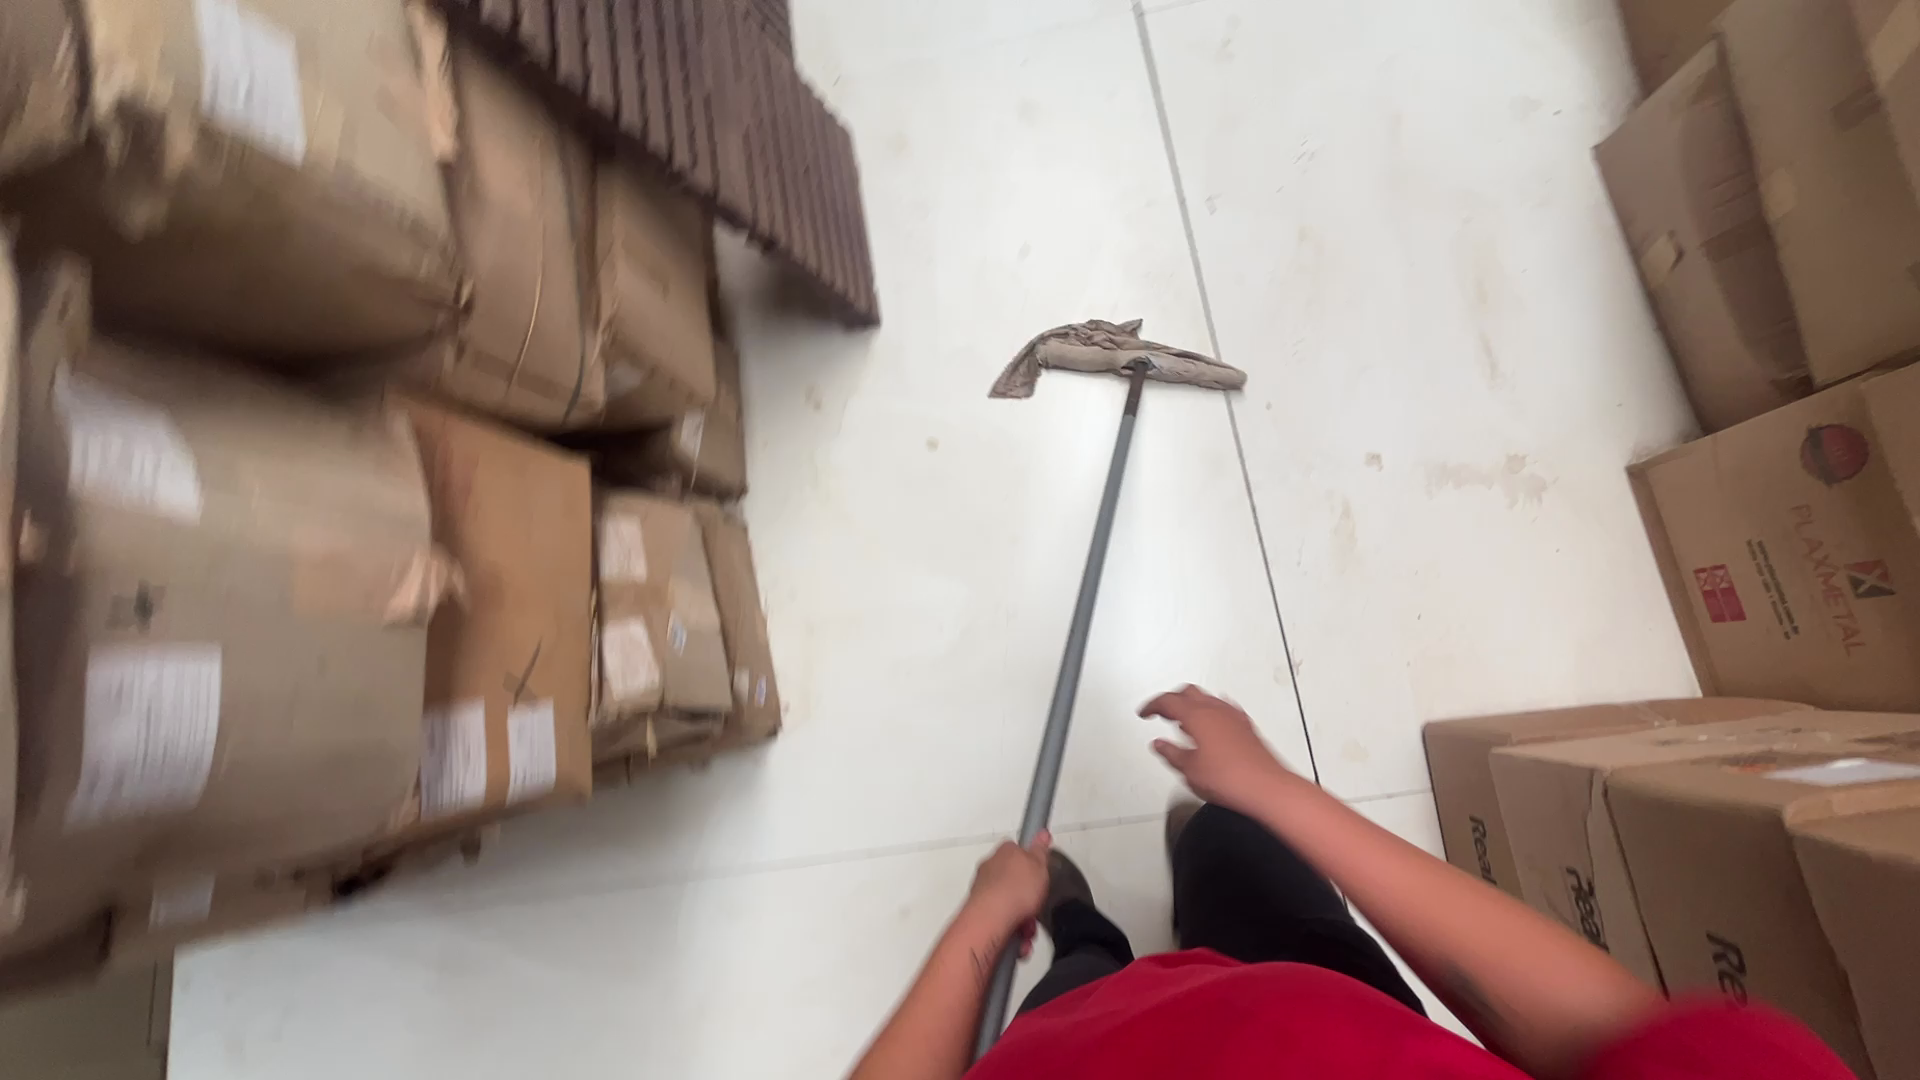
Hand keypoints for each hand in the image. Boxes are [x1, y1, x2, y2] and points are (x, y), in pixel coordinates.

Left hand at [960, 832, 1050, 956]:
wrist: (991, 920)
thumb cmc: (1016, 889)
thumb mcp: (1039, 865)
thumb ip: (1040, 850)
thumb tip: (1041, 833)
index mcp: (1003, 853)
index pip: (1016, 850)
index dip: (1030, 863)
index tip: (1039, 875)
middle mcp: (989, 870)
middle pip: (1014, 882)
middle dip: (1028, 899)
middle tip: (1035, 907)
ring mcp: (983, 892)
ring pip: (1009, 905)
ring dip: (1023, 920)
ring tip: (1027, 929)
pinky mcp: (980, 914)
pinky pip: (1002, 923)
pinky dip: (1012, 934)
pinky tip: (1019, 941)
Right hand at [1140, 685, 1296, 810]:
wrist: (1268, 789)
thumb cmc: (1232, 779)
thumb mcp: (1189, 770)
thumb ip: (1171, 753)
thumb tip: (1159, 745)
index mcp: (1197, 715)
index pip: (1167, 701)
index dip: (1152, 706)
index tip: (1145, 713)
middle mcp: (1215, 710)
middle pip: (1187, 692)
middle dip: (1171, 699)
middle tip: (1161, 711)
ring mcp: (1233, 716)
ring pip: (1206, 698)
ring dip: (1191, 704)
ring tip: (1182, 719)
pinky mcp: (1246, 727)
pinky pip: (1223, 709)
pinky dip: (1210, 712)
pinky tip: (1210, 725)